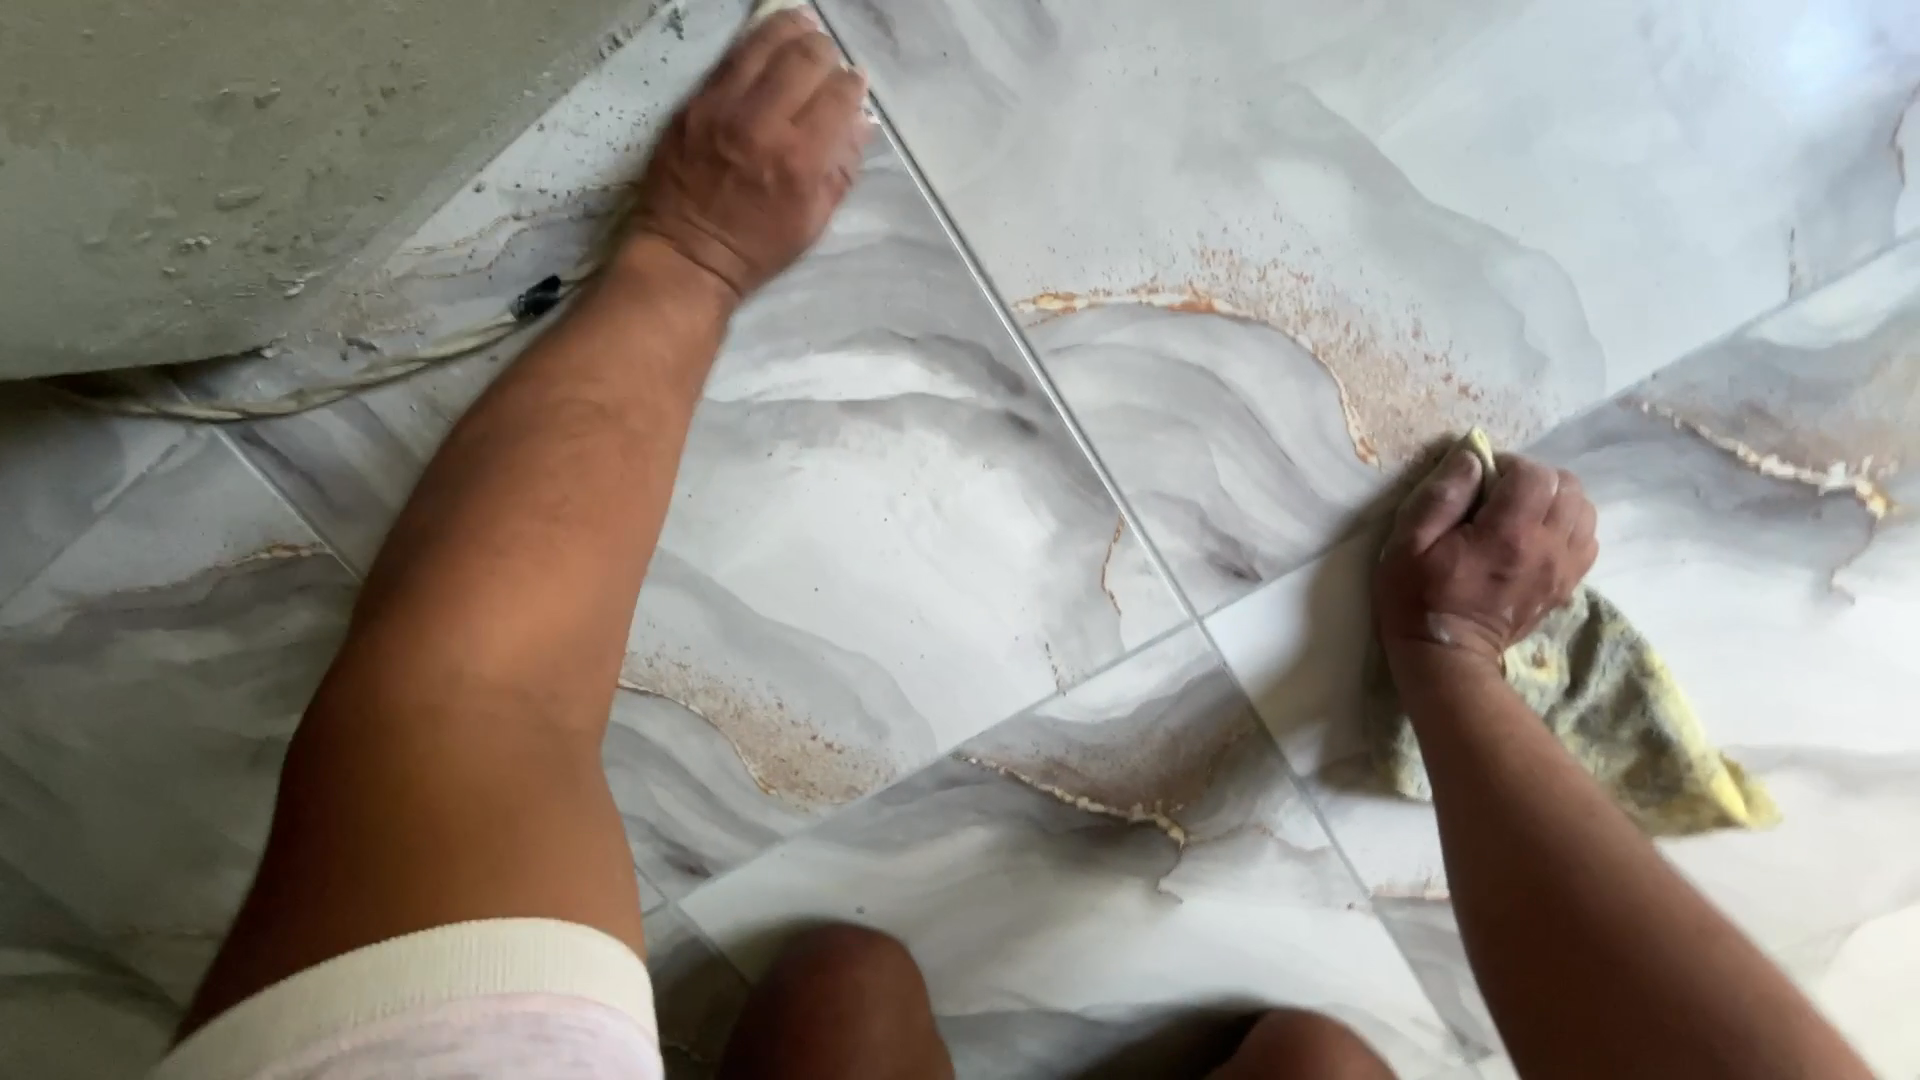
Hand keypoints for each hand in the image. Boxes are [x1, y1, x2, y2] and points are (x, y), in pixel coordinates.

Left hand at [626, 9, 871, 300]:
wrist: (689, 254)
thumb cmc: (759, 248)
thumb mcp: (814, 221)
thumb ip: (842, 169)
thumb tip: (860, 123)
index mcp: (801, 161)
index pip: (838, 97)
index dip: (853, 84)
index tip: (856, 84)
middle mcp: (764, 125)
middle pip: (805, 59)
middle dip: (826, 53)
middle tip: (831, 59)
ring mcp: (724, 108)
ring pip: (765, 44)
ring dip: (792, 29)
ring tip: (806, 25)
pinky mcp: (695, 102)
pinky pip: (731, 56)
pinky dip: (756, 41)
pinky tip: (770, 37)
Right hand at [1374, 446, 1597, 672]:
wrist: (1445, 654)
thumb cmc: (1416, 596)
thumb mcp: (1406, 543)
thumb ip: (1440, 496)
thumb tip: (1470, 458)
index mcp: (1507, 534)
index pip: (1534, 474)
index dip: (1506, 464)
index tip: (1478, 477)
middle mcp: (1548, 547)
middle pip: (1569, 487)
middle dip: (1534, 479)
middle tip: (1498, 493)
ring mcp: (1564, 568)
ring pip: (1584, 511)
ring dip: (1554, 501)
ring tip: (1518, 513)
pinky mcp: (1567, 584)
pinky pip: (1587, 539)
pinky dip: (1566, 526)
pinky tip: (1534, 536)